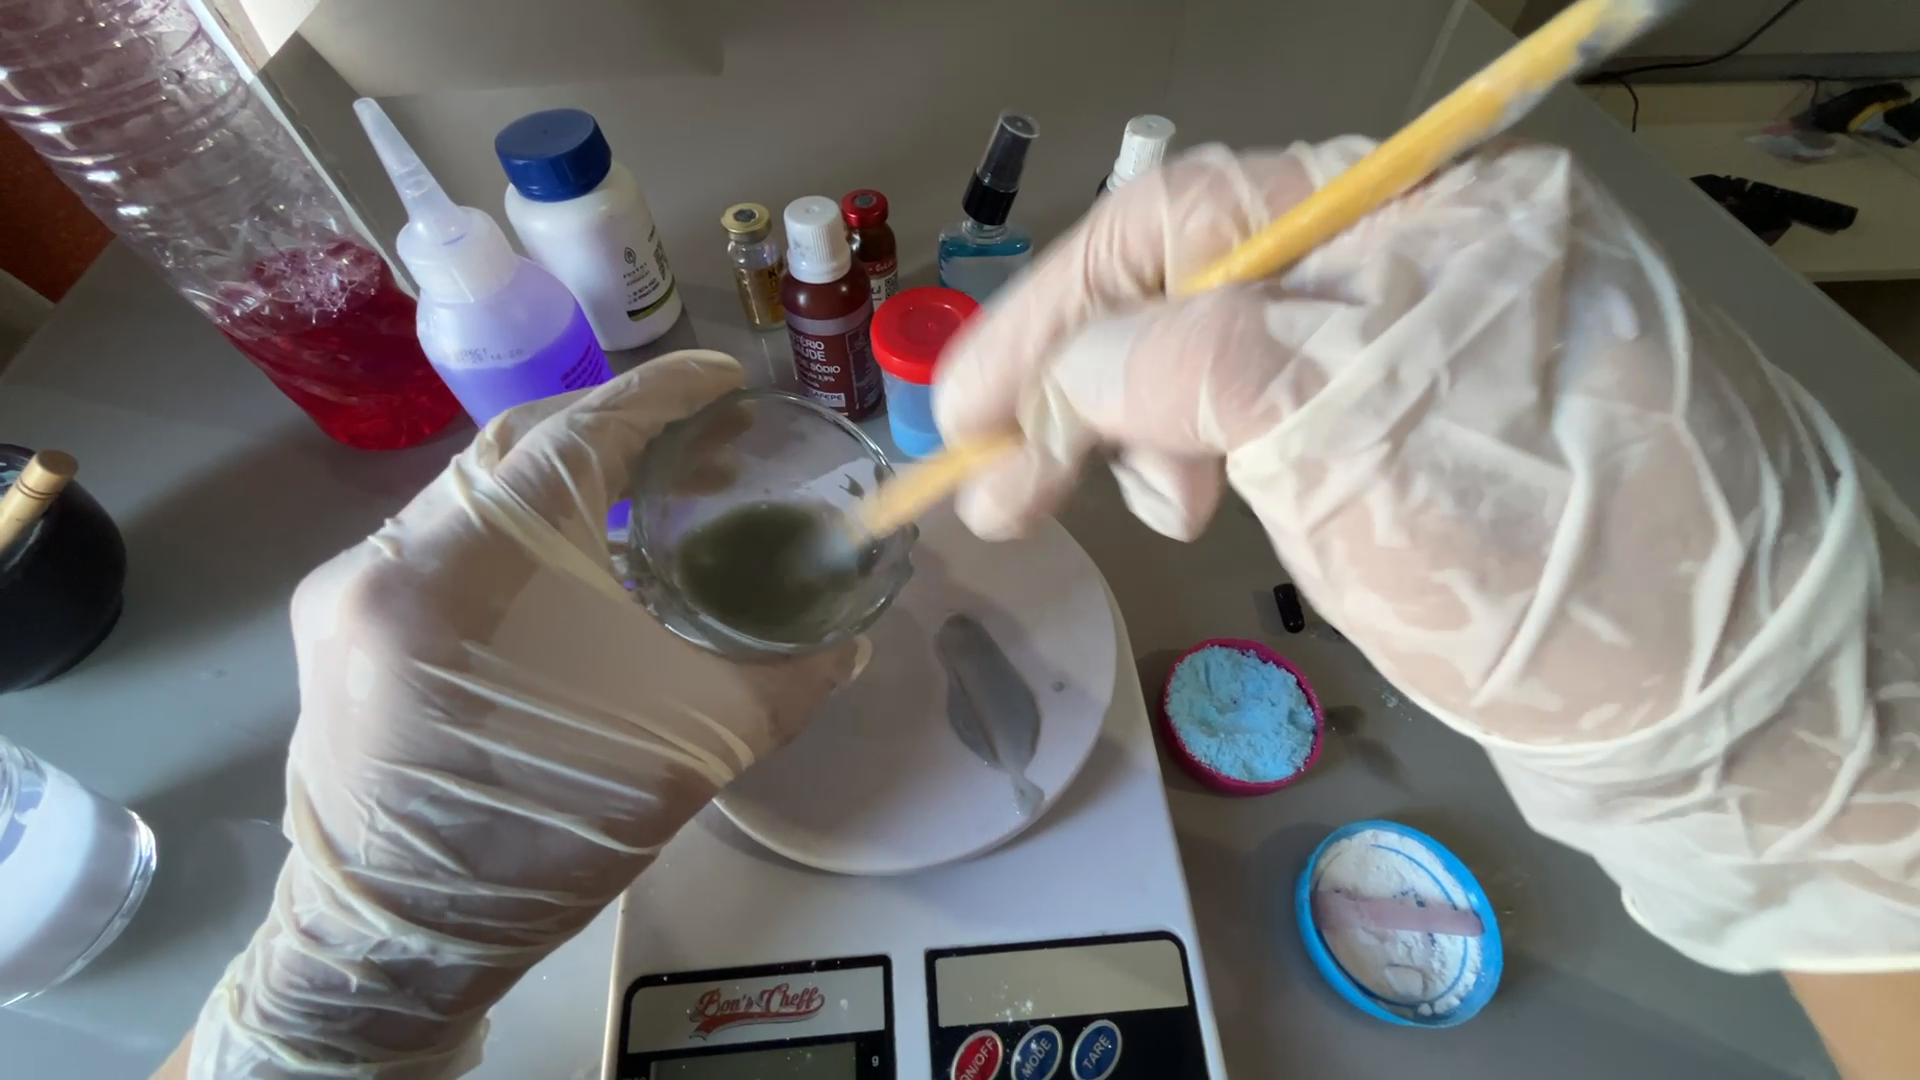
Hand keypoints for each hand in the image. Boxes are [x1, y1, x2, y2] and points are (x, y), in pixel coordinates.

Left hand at [188, 353, 857, 1077]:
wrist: (398, 943)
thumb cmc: (546, 841)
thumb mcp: (691, 752)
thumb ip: (786, 683)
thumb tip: (851, 639)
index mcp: (473, 574)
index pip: (575, 435)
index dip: (660, 392)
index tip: (724, 376)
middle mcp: (393, 556)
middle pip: (519, 442)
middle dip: (616, 418)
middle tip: (697, 425)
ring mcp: (350, 581)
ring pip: (477, 481)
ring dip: (568, 462)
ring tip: (647, 472)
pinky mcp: (342, 612)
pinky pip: (447, 524)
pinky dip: (523, 508)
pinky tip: (576, 538)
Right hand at [935, 139, 1919, 975]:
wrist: (1684, 697)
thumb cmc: (1536, 560)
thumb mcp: (1353, 438)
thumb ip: (1198, 370)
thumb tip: (1074, 366)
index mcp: (1396, 220)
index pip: (1173, 226)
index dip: (1048, 311)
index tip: (961, 405)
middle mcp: (1369, 265)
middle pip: (1162, 295)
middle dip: (1064, 389)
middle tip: (990, 484)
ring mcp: (1350, 353)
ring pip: (1177, 365)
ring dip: (1116, 436)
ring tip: (1117, 511)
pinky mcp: (1339, 427)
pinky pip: (1213, 420)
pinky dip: (1166, 463)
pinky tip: (1175, 507)